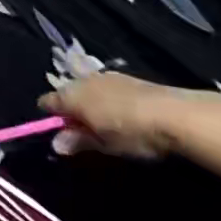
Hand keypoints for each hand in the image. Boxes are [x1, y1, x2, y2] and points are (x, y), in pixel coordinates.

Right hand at [38, 73, 220, 159]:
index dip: (51, 117)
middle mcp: (80, 81)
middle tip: (89, 132)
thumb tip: (56, 144)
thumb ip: (79, 141)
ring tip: (109, 124)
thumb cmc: (133, 132)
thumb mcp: (105, 144)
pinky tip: (124, 113)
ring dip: (90, 103)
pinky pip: (105, 87)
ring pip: (86, 89)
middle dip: (72, 110)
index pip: (46, 102)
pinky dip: (107, 98)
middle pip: (66, 93)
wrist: (174, 114)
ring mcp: (102, 76)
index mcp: (70, 96)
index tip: (64, 134)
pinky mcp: (123, 76)